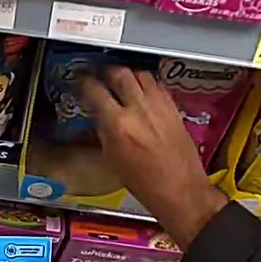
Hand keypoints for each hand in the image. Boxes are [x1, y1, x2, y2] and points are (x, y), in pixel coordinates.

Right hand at [80, 65, 228, 244]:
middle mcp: (139, 110)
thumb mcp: (111, 157)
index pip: (94, 90)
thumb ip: (102, 130)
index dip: (83, 81)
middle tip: (100, 73)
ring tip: (122, 79)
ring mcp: (159, 107)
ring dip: (128, 74)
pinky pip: (158, 85)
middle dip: (107, 70)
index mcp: (118, 125)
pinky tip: (142, 91)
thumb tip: (97, 115)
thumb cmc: (144, 182)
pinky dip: (147, 83)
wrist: (179, 190)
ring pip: (141, 74)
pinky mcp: (174, 108)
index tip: (80, 80)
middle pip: (120, 73)